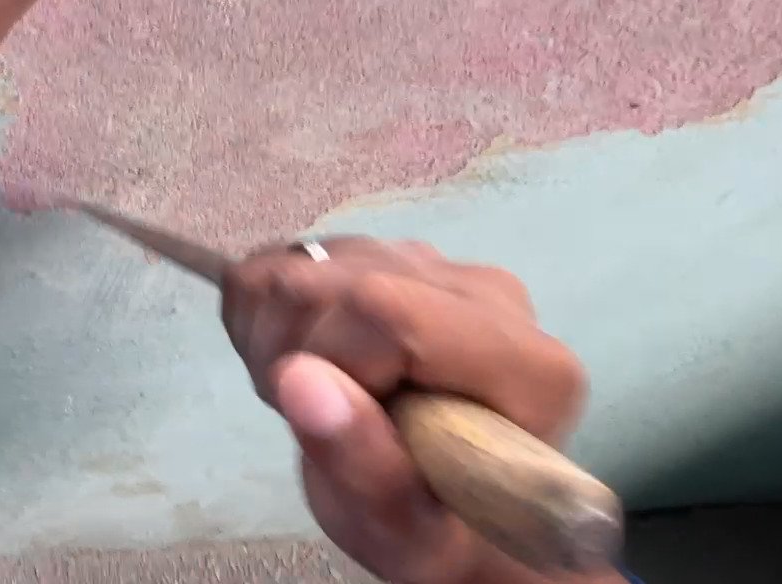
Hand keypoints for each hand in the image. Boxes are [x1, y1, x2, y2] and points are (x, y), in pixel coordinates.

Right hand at [221, 240, 593, 583]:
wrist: (432, 494)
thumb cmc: (430, 526)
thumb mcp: (400, 532)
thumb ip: (360, 462)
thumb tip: (297, 378)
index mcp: (521, 360)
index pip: (381, 307)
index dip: (328, 356)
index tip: (333, 417)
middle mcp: (478, 290)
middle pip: (325, 282)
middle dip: (287, 350)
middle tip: (312, 414)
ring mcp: (422, 260)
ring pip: (291, 263)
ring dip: (271, 334)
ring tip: (314, 390)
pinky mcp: (371, 249)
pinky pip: (275, 256)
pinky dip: (261, 312)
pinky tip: (301, 354)